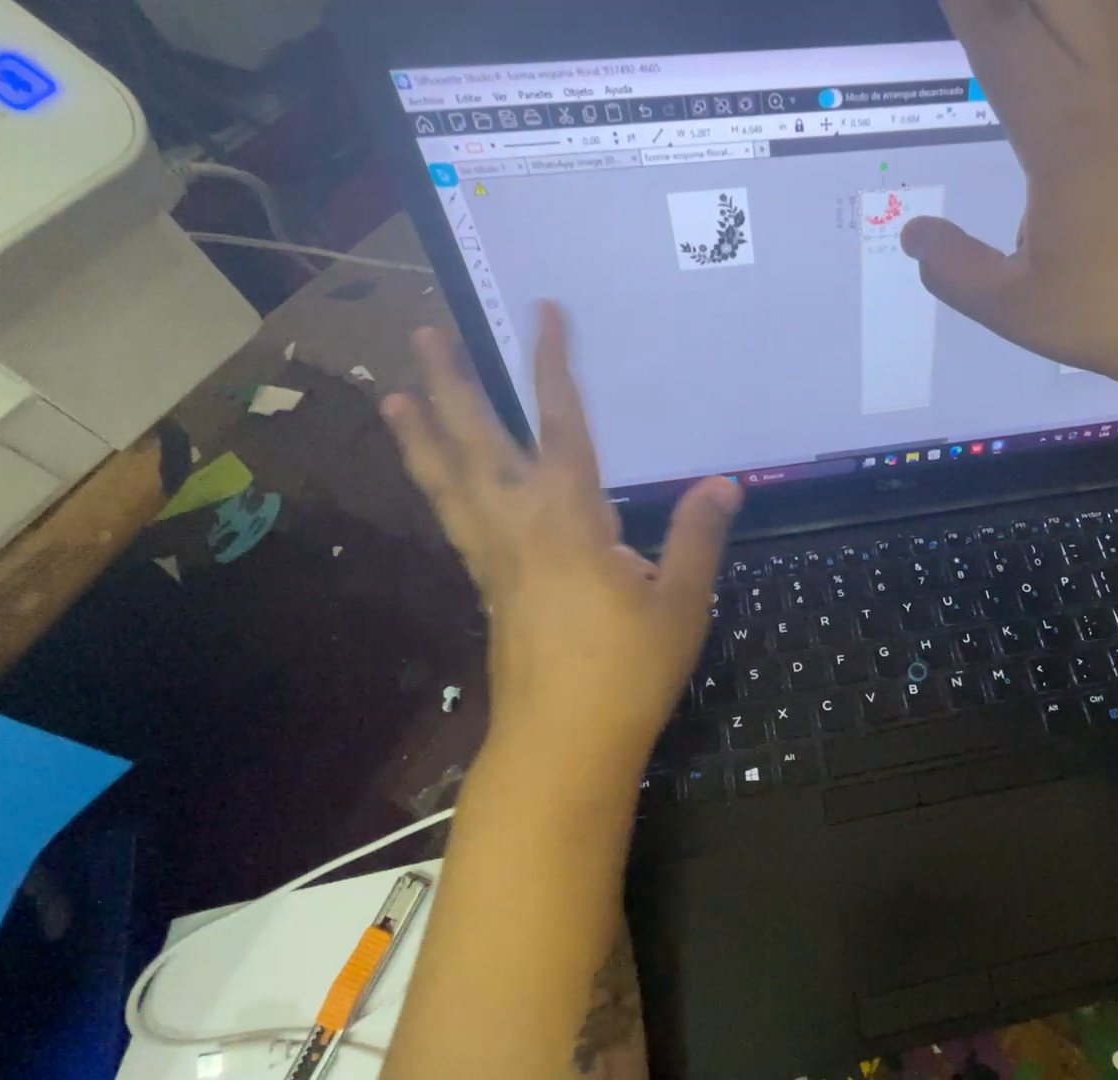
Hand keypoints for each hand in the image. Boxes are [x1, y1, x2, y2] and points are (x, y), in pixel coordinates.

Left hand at [382, 304, 741, 765]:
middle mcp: (518, 527)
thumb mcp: (681, 603)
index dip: (553, 367)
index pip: (559, 425)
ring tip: (394, 395)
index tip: (545, 316)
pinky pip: (454, 520)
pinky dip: (437, 487)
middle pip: (476, 443)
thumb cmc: (627, 672)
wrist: (563, 744)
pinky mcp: (488, 588)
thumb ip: (697, 537)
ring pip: (449, 483)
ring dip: (422, 434)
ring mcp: (493, 559)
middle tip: (424, 334)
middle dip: (453, 385)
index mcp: (567, 520)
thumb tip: (723, 483)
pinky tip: (440, 482)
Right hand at [902, 0, 1117, 394]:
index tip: (954, 7)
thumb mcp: (1012, 307)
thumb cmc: (1113, 318)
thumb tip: (914, 234)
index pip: (996, 25)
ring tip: (1060, 23)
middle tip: (996, 25)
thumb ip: (953, 268)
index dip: (966, 3)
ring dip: (1092, 0)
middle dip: (1018, 0)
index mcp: (1063, 125)